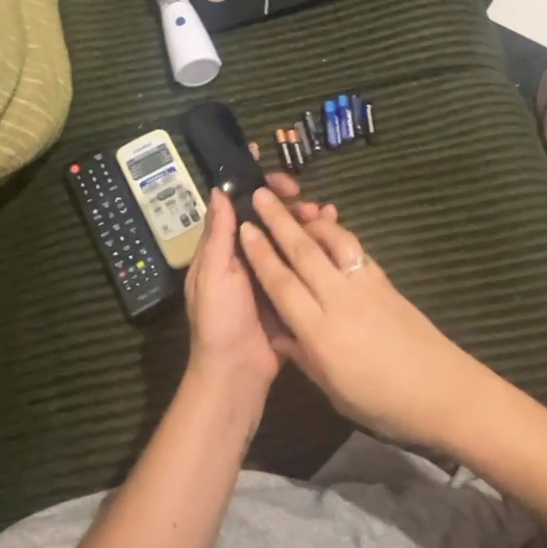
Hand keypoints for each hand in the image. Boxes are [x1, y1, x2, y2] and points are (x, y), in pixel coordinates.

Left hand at [182, 173, 306, 401]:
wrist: (237, 374)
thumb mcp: (212, 274)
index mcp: (222, 248)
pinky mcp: (289, 288)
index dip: (252, 184)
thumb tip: (219, 190)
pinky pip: (302, 258)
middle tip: (303, 199)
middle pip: (267, 216)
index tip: (272, 173)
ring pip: (287, 234)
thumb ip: (218, 234)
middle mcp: (244, 255)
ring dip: (304, 219)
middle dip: (286, 202)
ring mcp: (268, 272)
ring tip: (325, 213)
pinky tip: (333, 233)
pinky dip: (316, 242)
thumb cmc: (219, 322)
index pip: (236, 205)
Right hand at [238, 188, 489, 446]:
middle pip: (303, 252)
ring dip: (310, 221)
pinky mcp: (385, 281)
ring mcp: (365, 286)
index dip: (261, 255)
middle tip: (259, 195)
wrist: (443, 391)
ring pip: (332, 242)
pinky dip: (338, 235)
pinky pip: (355, 250)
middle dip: (278, 221)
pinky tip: (329, 230)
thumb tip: (278, 334)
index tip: (244, 229)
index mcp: (320, 332)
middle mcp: (340, 300)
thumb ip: (303, 355)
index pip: (282, 284)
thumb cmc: (382, 402)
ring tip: (295, 206)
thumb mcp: (332, 389)